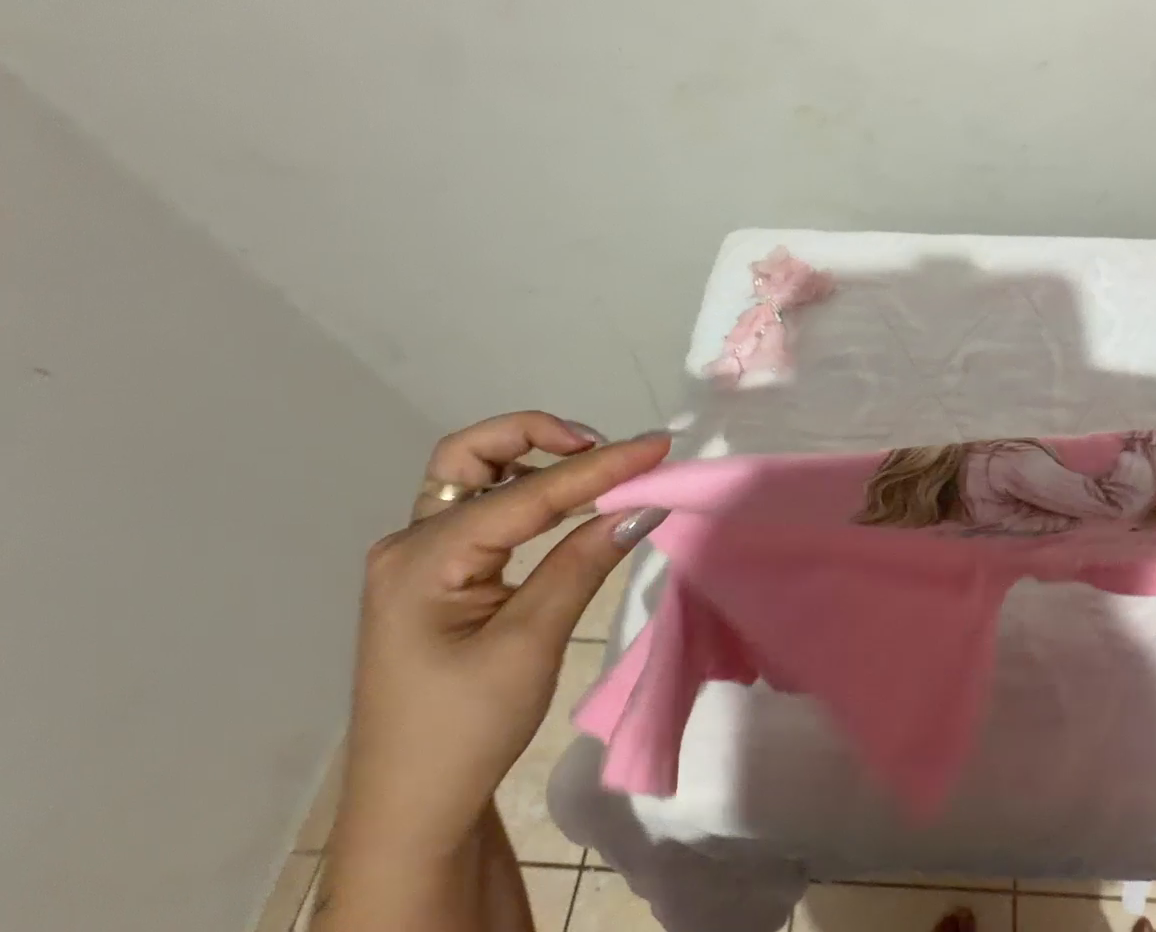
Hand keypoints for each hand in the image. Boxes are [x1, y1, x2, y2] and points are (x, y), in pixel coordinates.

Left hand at [337, 413, 669, 856]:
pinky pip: (479, 513)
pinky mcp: (436, 579)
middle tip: (602, 448)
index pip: (527, 494)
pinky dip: (524, 496)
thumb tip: (641, 505)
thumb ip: (582, 563)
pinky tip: (563, 510)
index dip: (599, 467)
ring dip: (531, 461)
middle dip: (538, 436)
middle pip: (470, 456)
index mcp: (423, 558)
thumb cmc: (466, 729)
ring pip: (472, 479)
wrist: (414, 805)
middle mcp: (411, 543)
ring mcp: (418, 561)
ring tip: (594, 473)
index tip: (658, 446)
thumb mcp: (531, 643)